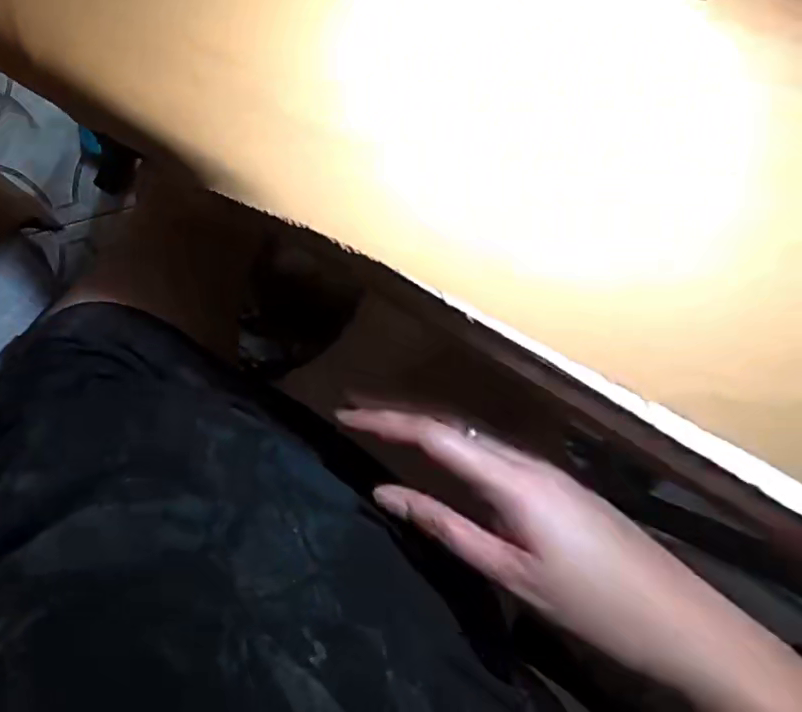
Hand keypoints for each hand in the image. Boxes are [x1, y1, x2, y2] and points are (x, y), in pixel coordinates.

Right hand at [340, 408, 801, 711]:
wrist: (704, 639)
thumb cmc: (598, 607)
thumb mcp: (510, 572)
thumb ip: (442, 525)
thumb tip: (380, 490)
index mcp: (513, 480)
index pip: (433, 434)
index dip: (382, 419)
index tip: (340, 411)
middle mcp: (530, 465)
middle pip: (451, 425)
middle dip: (397, 412)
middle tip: (351, 405)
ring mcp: (552, 475)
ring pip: (473, 435)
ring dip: (424, 425)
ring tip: (383, 422)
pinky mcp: (564, 489)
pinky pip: (493, 450)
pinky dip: (452, 442)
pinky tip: (441, 453)